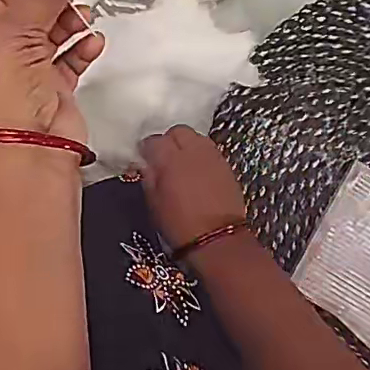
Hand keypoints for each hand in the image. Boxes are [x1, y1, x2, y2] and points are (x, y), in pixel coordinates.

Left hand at [0, 0, 104, 141]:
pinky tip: (90, 41)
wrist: (27, 154)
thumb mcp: (10, 34)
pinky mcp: (53, 87)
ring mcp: (25, 70)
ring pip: (50, 29)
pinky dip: (83, 46)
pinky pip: (71, 57)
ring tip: (80, 16)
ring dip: (69, 18)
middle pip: (24, 6)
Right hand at [136, 126, 249, 247]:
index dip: (147, 148)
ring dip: (187, 145)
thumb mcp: (154, 203)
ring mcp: (213, 156)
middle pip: (178, 131)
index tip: (143, 158)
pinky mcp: (226, 165)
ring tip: (182, 163)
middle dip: (169, 141)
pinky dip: (201, 155)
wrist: (217, 238)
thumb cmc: (179, 224)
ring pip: (196, 137)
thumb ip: (148, 177)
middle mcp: (193, 151)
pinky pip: (210, 150)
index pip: (154, 140)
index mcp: (170, 159)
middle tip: (163, 158)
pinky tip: (197, 170)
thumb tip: (145, 164)